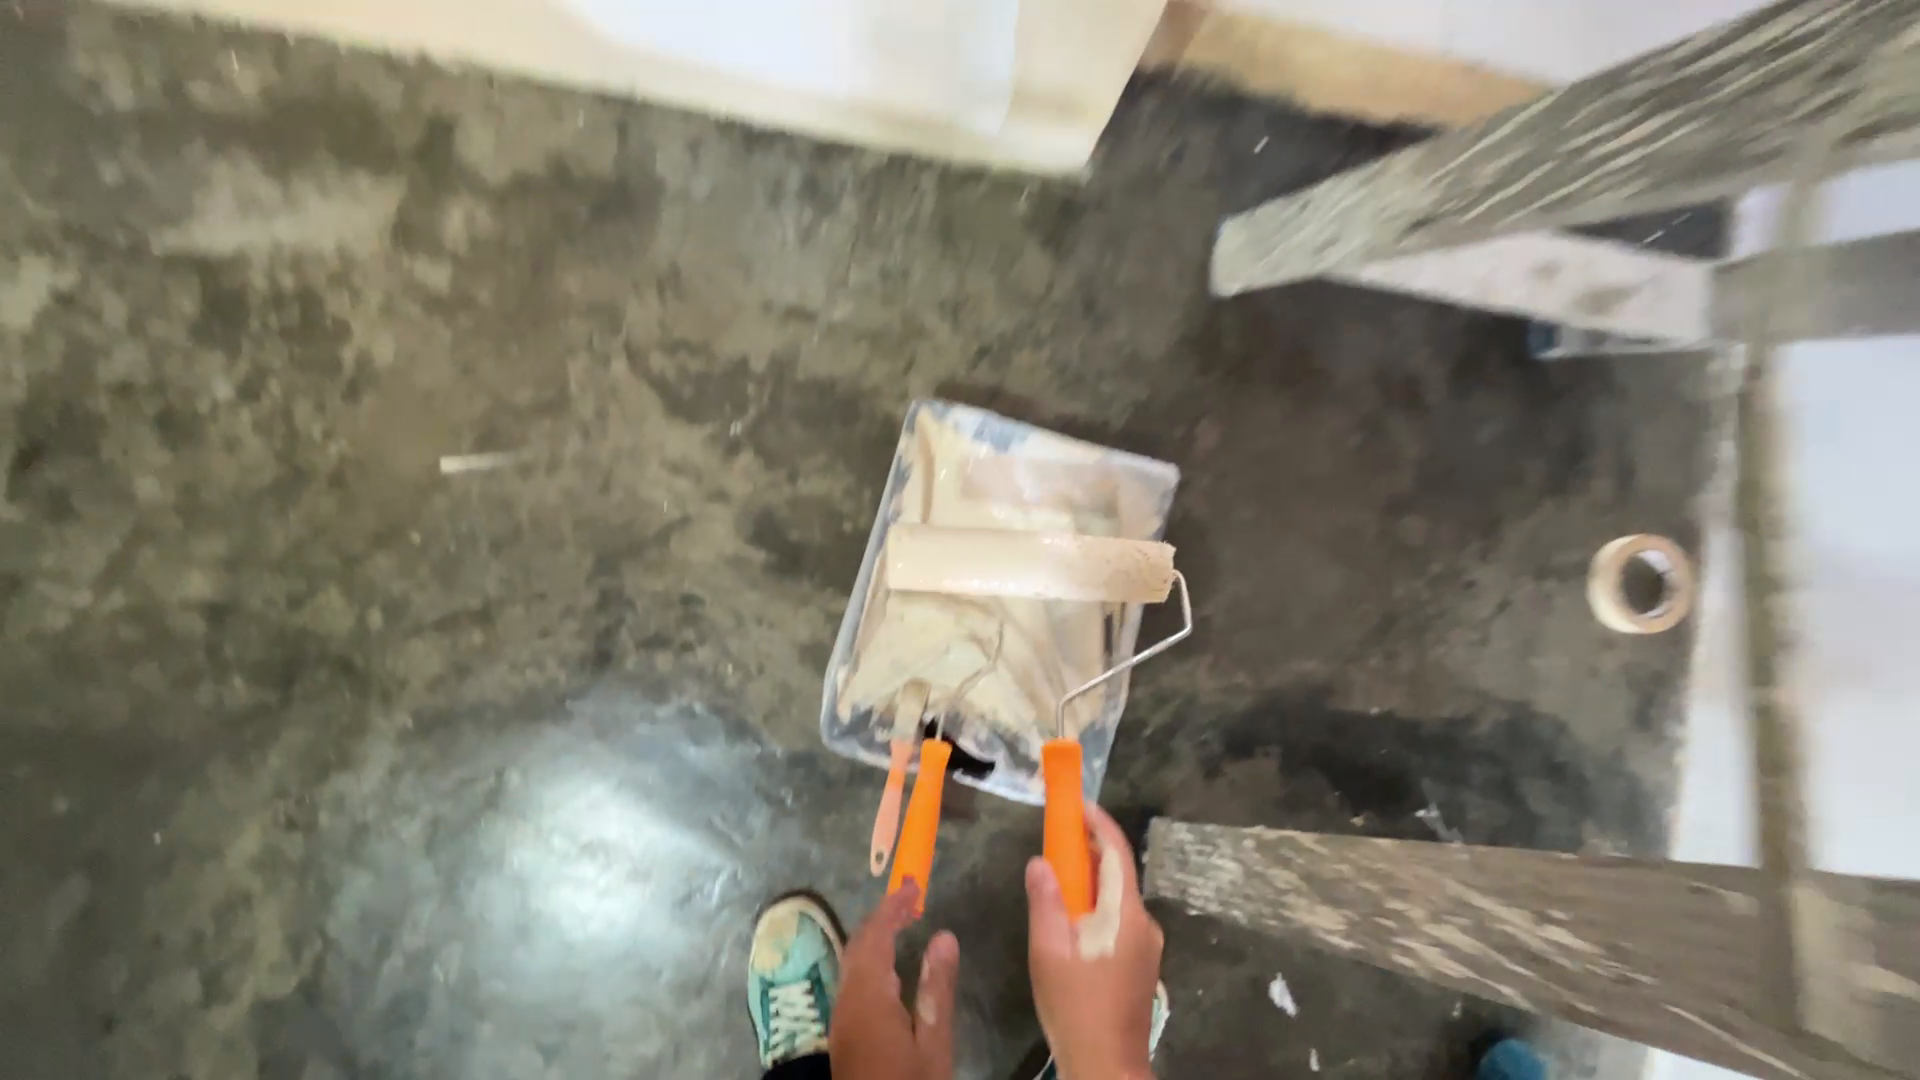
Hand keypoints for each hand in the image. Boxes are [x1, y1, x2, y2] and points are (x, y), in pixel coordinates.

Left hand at [830, 882, 961, 1079]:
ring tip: (903, 919)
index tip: (914, 883)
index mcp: (869, 996)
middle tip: (911, 895)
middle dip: (883, 914)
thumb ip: (938, 988)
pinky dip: (871, 955)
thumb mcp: (934, 1045)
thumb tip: (944, 935)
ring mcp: (842, 1016)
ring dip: (875, 934)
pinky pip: (853, 976)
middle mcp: (848, 999)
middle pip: (860, 943)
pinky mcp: (844, 1031)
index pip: (877, 935)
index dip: (894, 906)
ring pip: (853, 959)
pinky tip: (889, 963)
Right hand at [1026, 804, 1162, 1079]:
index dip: (1098, 822)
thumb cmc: (1076, 1006)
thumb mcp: (1049, 951)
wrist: (1107, 1067)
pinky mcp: (1142, 963)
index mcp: (1126, 914)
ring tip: (1058, 873)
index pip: (1117, 851)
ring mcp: (1147, 945)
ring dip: (1091, 878)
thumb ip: (1045, 901)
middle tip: (1058, 833)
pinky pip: (1119, 917)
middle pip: (1118, 871)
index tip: (1077, 802)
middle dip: (1089, 847)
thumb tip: (1040, 860)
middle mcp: (1144, 922)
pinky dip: (1097, 902)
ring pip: (1118, 896)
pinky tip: (1072, 916)